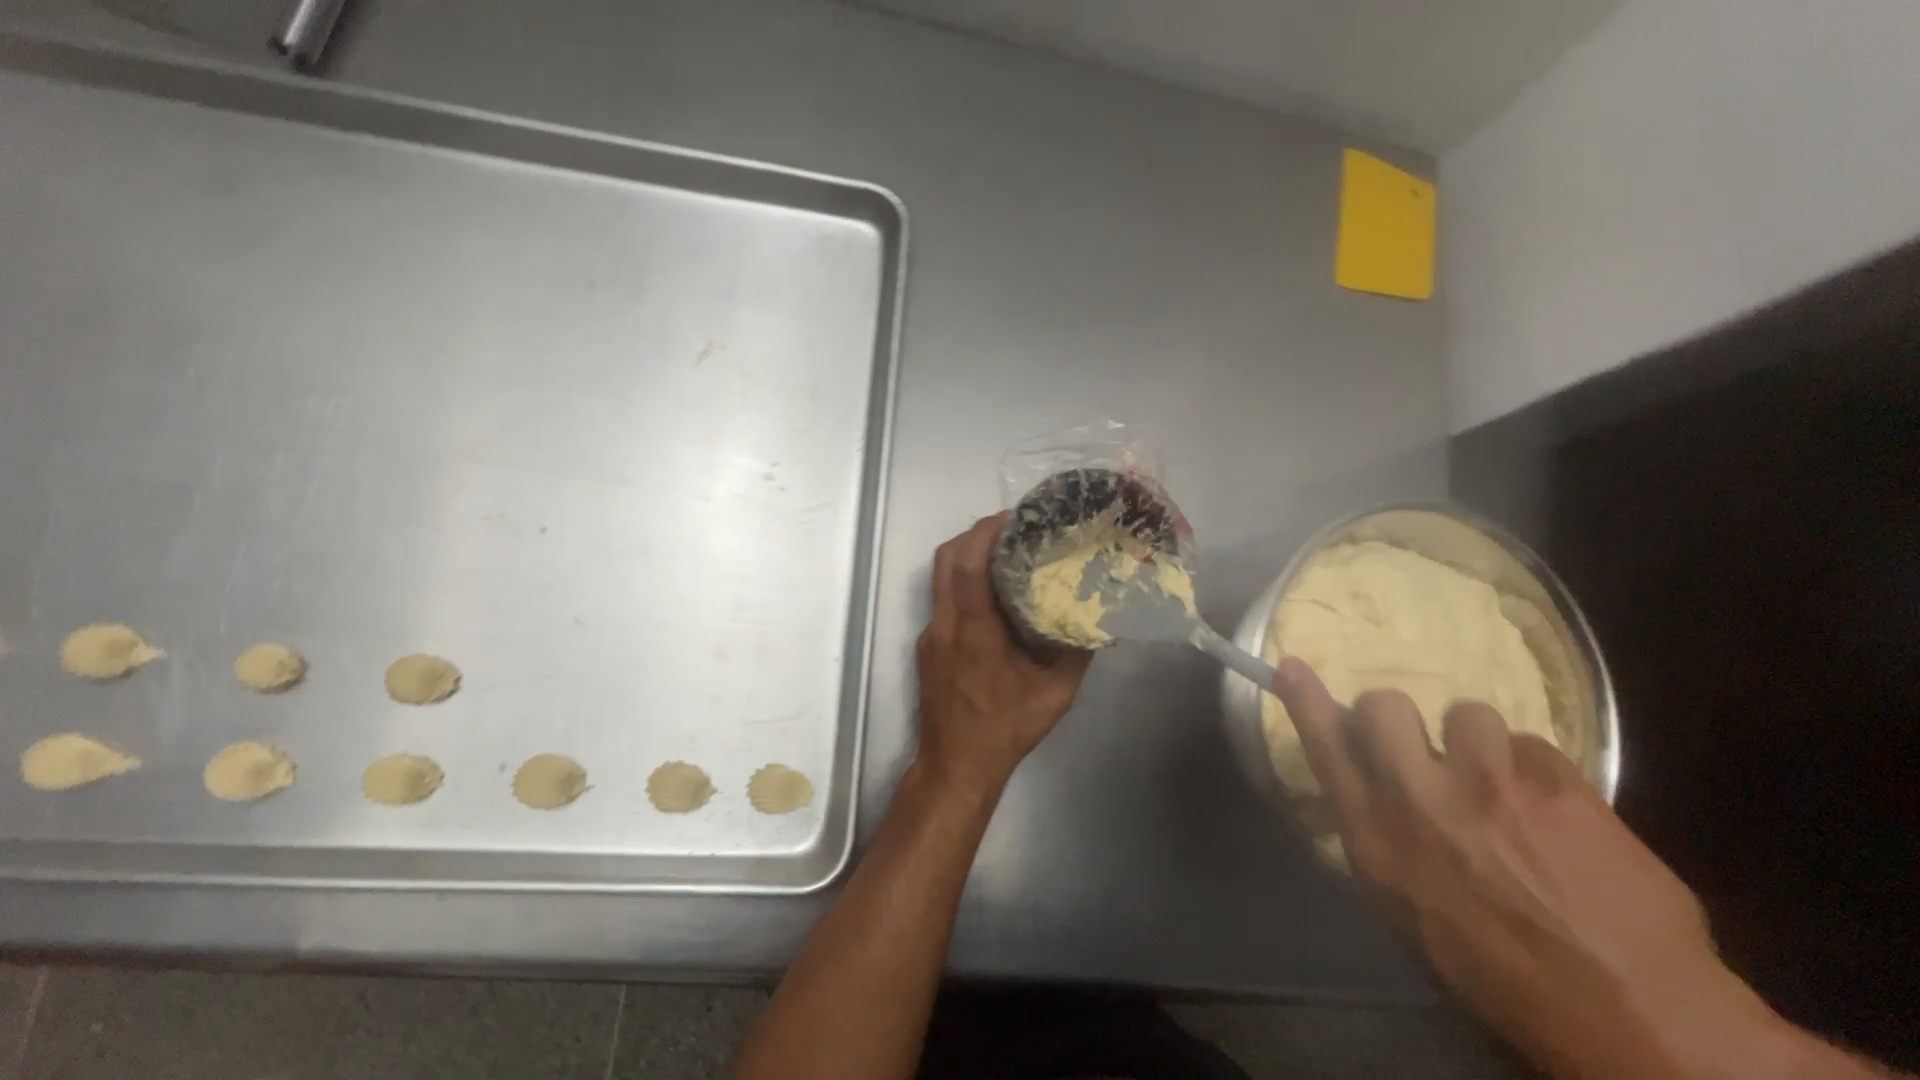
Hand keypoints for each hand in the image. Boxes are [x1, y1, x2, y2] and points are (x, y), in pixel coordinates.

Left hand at [915, 514, 1092, 797]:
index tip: (1013, 517)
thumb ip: (1076, 654)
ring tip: (1007, 555)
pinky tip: (994, 597)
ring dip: (968, 558)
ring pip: (940, 579)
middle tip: (1012, 529)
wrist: (955, 766)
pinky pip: (944, 601)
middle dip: (975, 535)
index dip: (985, 532)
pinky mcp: (929, 648)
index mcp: (973, 632)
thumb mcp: (1054, 695)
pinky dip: (964, 585)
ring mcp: (931, 636)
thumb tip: (1098, 620)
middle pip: (945, 560)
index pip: (967, 565)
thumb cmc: (1004, 730)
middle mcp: (945, 625)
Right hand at [1273, 658, 1798, 1079]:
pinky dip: (1536, 770)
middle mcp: (1421, 801)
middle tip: (1422, 745)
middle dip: (1395, 716)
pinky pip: (1533, 744)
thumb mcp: (1414, 922)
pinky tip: (1558, 812)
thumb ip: (1388, 847)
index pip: (1327, 753)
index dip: (1307, 703)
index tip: (1291, 666)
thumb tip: (1383, 800)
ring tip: (1504, 785)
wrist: (1629, 1012)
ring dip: (1478, 744)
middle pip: (1385, 708)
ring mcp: (1491, 785)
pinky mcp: (1558, 781)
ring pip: (1466, 713)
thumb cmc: (1506, 984)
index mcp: (1379, 844)